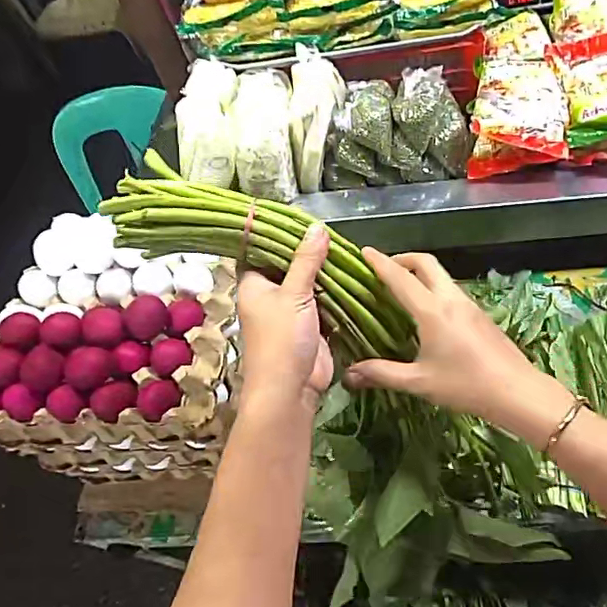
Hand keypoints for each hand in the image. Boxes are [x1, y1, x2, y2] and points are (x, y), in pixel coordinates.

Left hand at [236, 222, 333, 411]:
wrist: (291, 389)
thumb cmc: (281, 339)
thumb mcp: (294, 294)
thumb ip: (306, 261)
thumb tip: (317, 227)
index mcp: (254, 284)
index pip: (260, 250)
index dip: (276, 234)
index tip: (297, 216)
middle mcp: (270, 295)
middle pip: (289, 266)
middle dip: (308, 252)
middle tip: (331, 229)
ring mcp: (291, 311)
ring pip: (309, 284)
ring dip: (325, 273)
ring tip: (346, 247)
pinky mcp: (312, 326)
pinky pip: (324, 303)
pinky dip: (336, 293)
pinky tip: (352, 275)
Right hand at [344, 249, 576, 444]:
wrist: (517, 392)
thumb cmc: (466, 386)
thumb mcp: (419, 382)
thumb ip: (383, 374)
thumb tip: (350, 374)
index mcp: (432, 311)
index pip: (400, 278)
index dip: (379, 262)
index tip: (364, 252)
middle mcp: (451, 299)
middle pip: (425, 262)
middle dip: (402, 258)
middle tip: (383, 268)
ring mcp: (468, 304)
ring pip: (440, 274)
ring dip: (419, 272)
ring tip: (401, 288)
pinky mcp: (480, 314)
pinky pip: (450, 289)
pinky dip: (433, 287)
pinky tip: (426, 310)